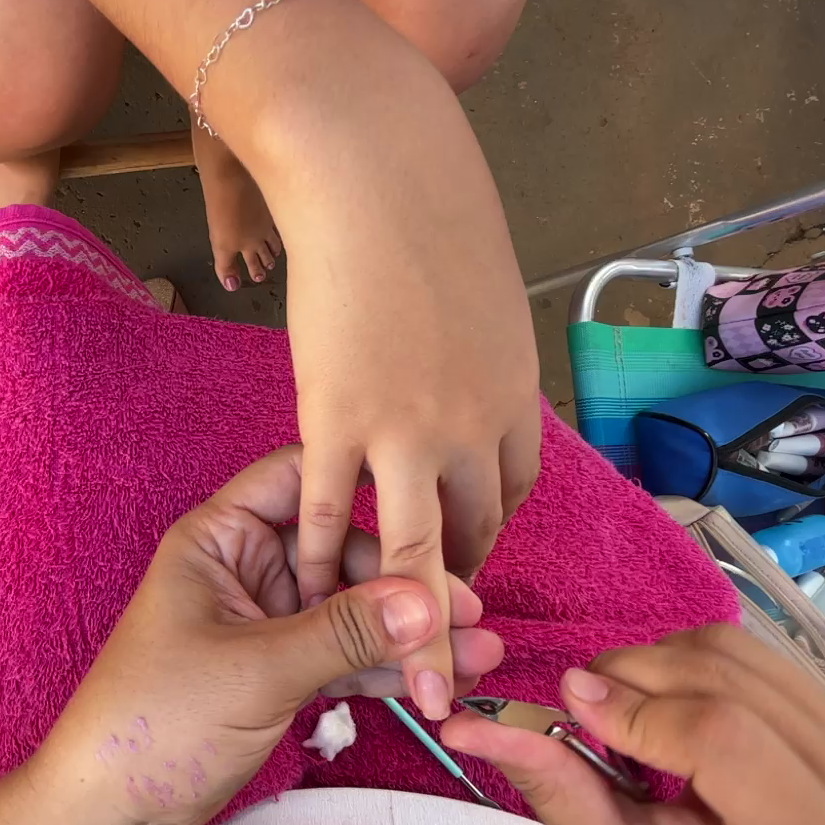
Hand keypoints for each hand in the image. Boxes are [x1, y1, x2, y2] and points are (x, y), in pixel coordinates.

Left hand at [35, 446, 502, 824]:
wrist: (114, 807)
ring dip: (407, 632)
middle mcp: (249, 564)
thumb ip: (343, 633)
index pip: (297, 480)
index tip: (425, 503)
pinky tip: (438, 680)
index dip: (356, 484)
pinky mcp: (282, 663)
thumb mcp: (256, 669)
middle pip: (340, 551)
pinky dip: (384, 668)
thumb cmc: (159, 718)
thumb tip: (428, 601)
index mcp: (222, 536)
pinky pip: (342, 653)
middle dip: (403, 584)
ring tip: (477, 654)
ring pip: (349, 608)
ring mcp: (269, 616)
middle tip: (469, 614)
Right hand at [272, 51, 542, 721]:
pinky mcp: (341, 419)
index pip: (511, 486)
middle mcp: (475, 424)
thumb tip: (456, 373)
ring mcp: (409, 428)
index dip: (489, 527)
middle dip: (459, 578)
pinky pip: (336, 509)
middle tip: (436, 616)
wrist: (379, 172)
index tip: (468, 545)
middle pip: (475, 526)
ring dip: (403, 606)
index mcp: (512, 389)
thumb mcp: (482, 291)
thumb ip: (476, 353)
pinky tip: (312, 588)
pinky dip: (326, 556)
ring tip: (391, 653)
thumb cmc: (431, 214)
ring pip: (414, 544)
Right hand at [441, 625, 824, 824]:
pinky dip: (686, 660)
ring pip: (734, 650)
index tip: (567, 705)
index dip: (633, 709)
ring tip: (630, 712)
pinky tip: (672, 706)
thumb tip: (464, 723)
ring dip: (656, 663)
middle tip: (588, 711)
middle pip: (726, 678)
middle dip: (633, 676)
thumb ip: (550, 788)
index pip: (724, 736)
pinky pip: (750, 650)